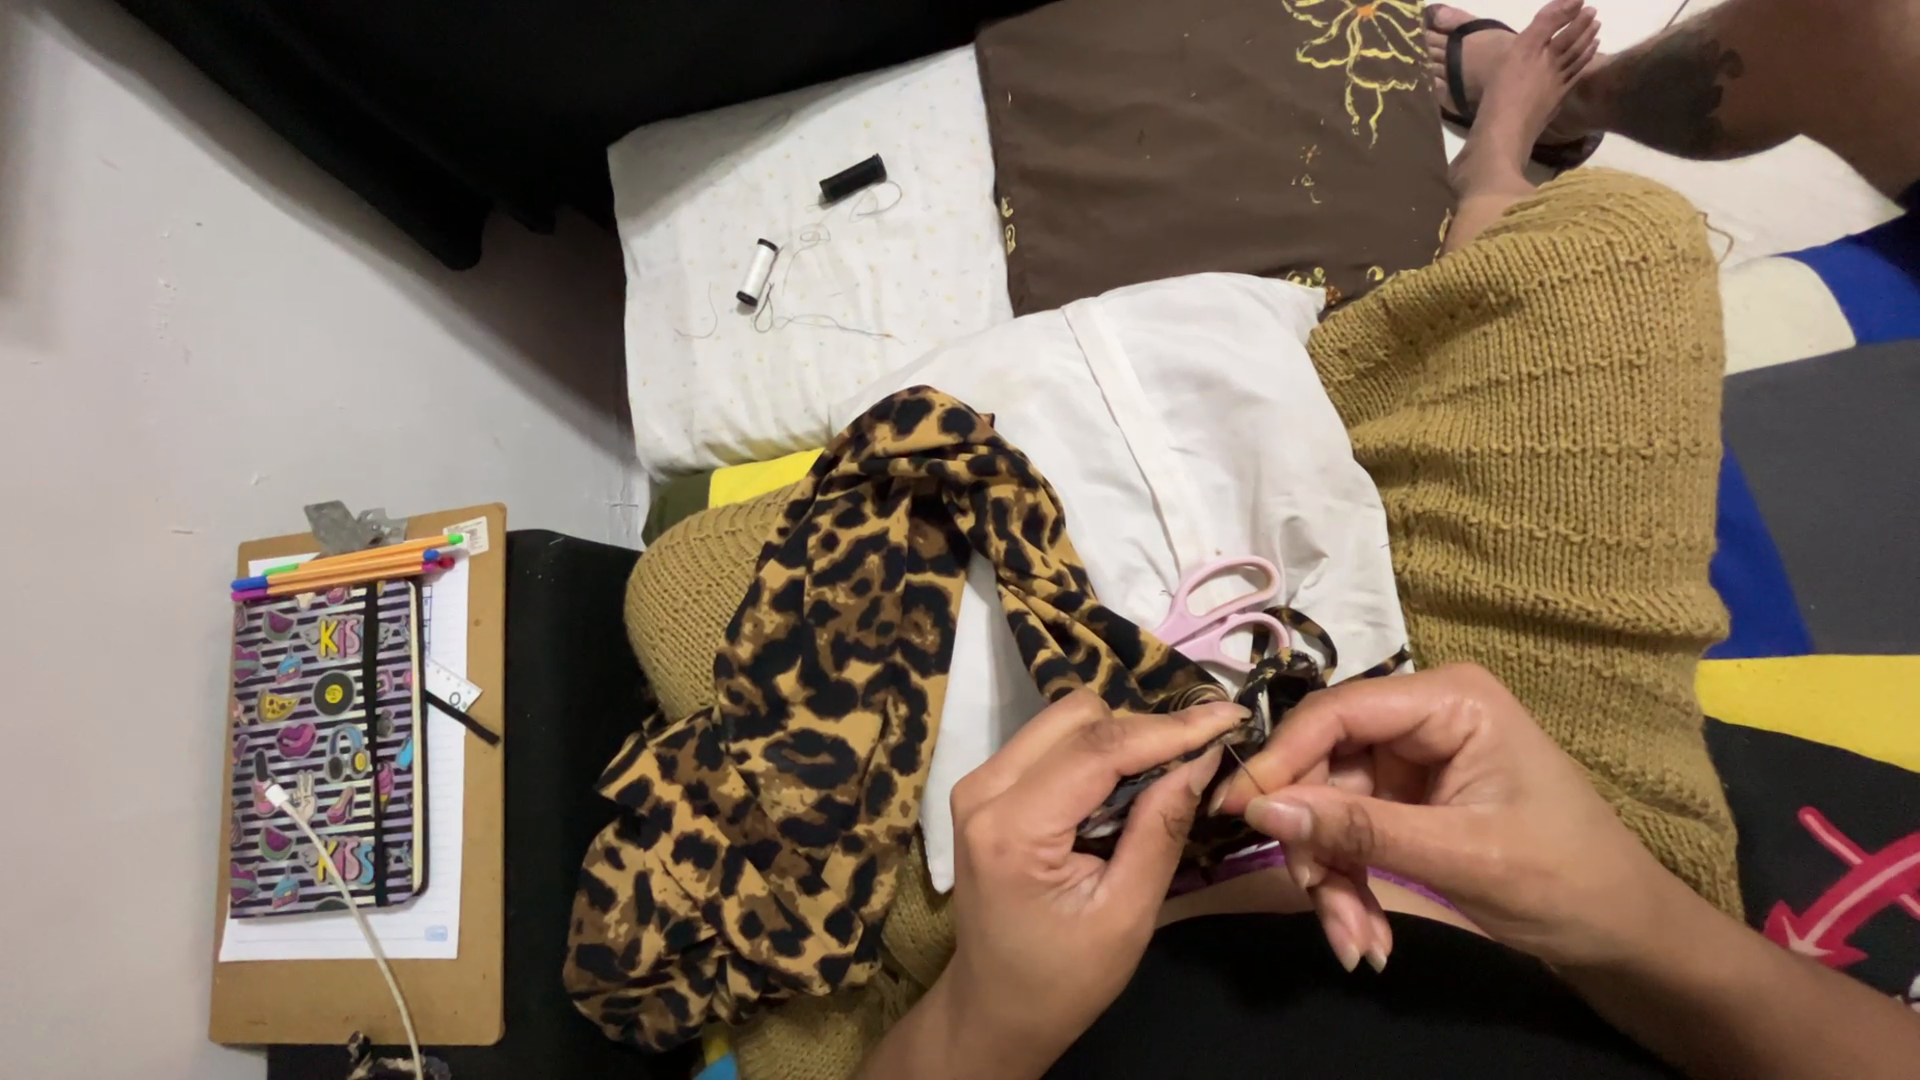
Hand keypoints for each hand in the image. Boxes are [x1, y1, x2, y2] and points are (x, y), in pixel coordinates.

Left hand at [939, 691, 1243, 1073]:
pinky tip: (1116, 790)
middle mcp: (984, 788)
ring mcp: (977, 781)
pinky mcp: (983, 785)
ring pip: (1061, 720)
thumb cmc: (1062, 979)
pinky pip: (1046, 740)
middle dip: (1140, 732)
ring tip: (1153, 783)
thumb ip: (1160, 829)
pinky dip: (1090, 751)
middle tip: (1189, 763)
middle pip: (1075, 717)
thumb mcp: (1126, 915)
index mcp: (1013, 827)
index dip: (1168, 728)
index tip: (1226, 716)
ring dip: (1115, 739)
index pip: (1098, 748)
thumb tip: (1201, 757)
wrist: (993, 1005)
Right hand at [1211, 664, 1683, 970]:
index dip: (1283, 759)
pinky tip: (1366, 934)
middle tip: (1313, 898)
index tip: (1239, 810)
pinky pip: (1345, 830)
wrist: (1632, 944)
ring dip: (1330, 873)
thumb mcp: (1463, 857)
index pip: (1336, 713)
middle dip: (1315, 839)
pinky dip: (1346, 882)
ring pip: (1325, 804)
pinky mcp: (1399, 797)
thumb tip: (1260, 810)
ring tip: (1354, 940)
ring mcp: (1405, 758)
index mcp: (1445, 701)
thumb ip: (1358, 829)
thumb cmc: (1572, 885)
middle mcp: (1416, 718)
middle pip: (1323, 763)